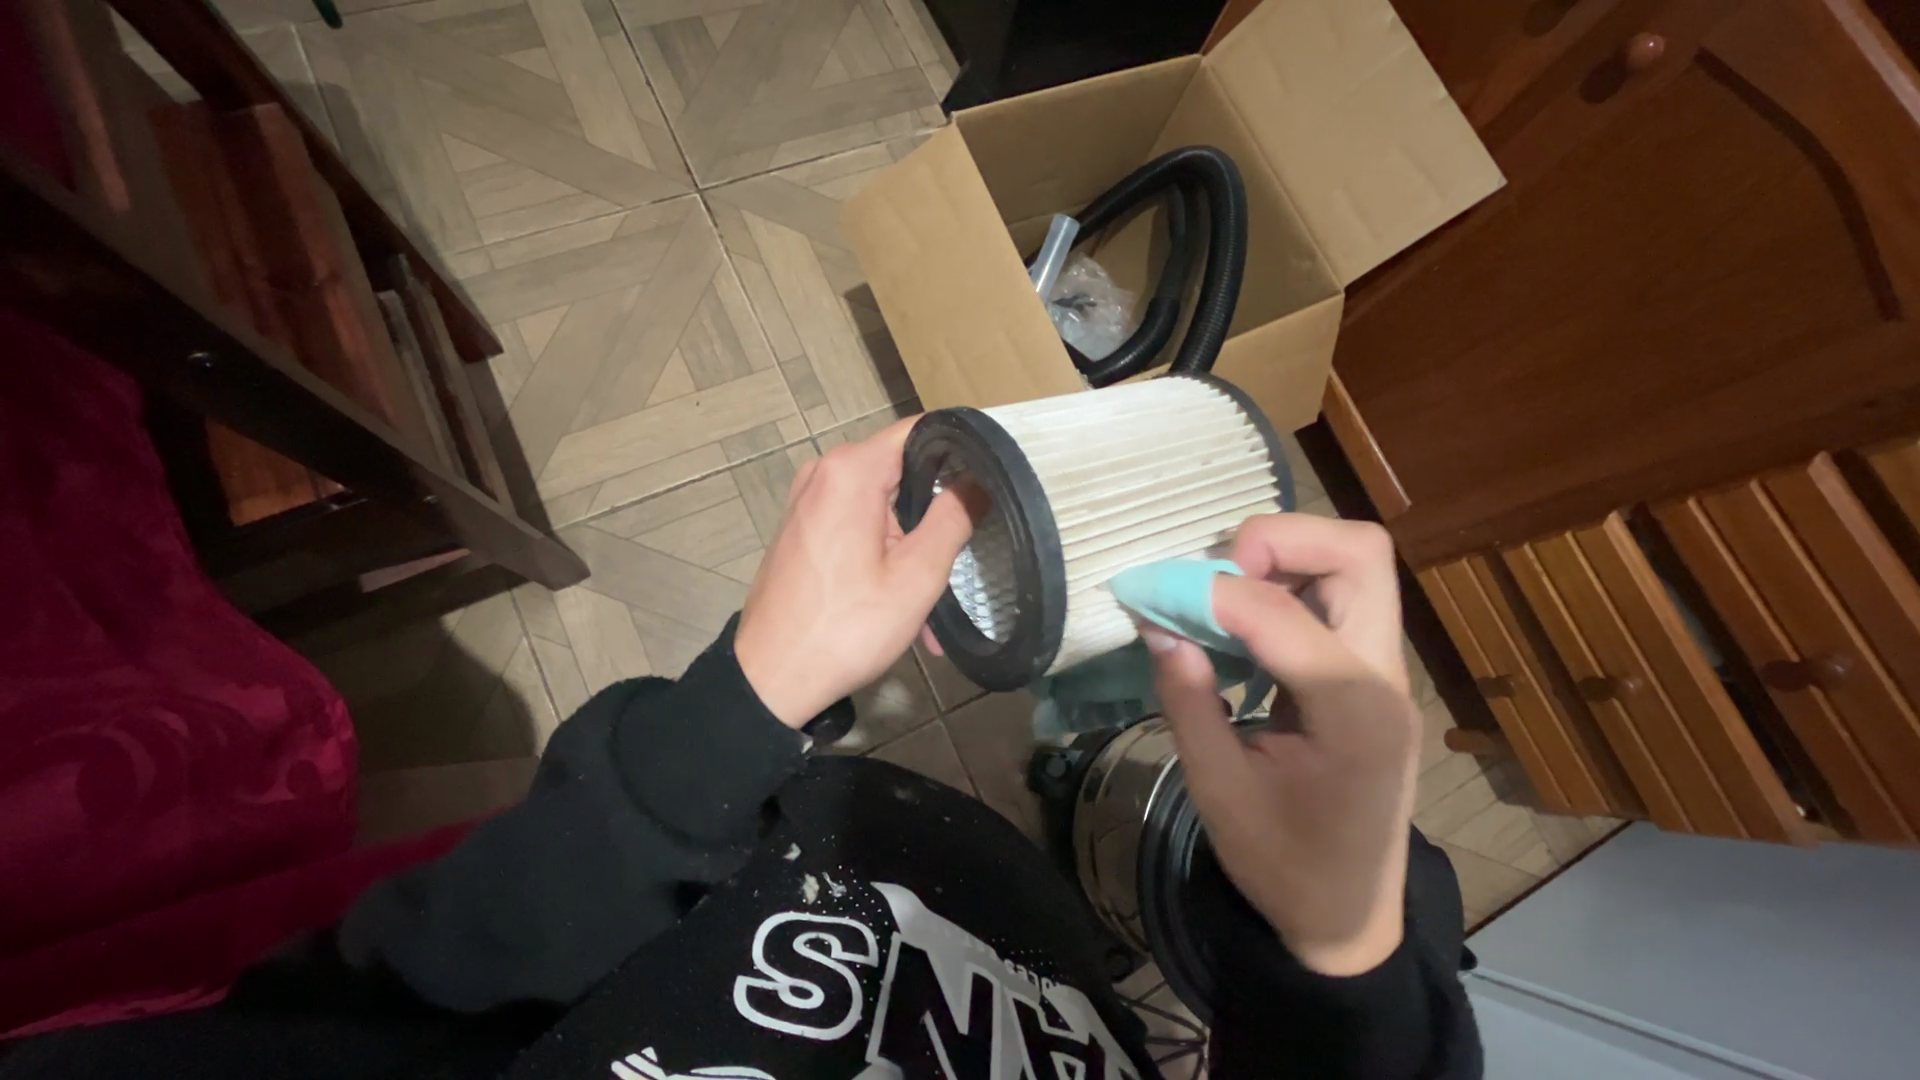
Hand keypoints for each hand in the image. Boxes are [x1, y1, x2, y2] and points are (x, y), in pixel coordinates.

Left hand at [735, 419, 975, 728]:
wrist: (770, 679)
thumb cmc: (847, 627)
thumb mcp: (916, 576)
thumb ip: (953, 519)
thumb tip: (979, 481)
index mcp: (851, 470)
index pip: (920, 431)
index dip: (961, 448)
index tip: (994, 476)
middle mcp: (825, 473)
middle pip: (901, 468)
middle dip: (937, 506)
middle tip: (972, 542)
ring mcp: (809, 501)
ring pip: (881, 503)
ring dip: (912, 542)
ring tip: (940, 592)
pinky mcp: (803, 528)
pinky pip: (856, 525)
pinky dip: (884, 553)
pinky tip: (905, 600)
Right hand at [1142, 515, 1419, 975]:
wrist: (1349, 915)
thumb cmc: (1282, 864)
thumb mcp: (1217, 790)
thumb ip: (1188, 699)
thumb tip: (1156, 623)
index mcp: (1352, 713)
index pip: (1279, 611)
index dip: (1207, 590)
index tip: (1152, 596)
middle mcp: (1383, 677)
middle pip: (1357, 554)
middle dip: (1277, 539)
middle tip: (1213, 571)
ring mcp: (1385, 672)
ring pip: (1355, 564)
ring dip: (1283, 555)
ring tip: (1219, 590)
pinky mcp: (1370, 675)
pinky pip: (1338, 596)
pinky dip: (1285, 583)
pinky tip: (1238, 616)